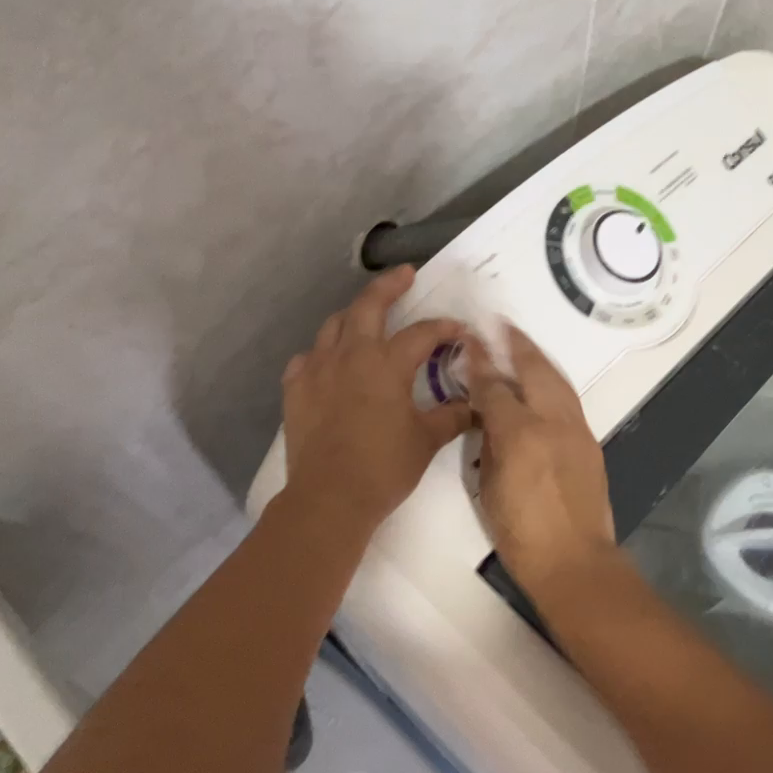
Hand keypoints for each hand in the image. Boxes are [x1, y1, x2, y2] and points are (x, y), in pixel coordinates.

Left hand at [281, 266, 470, 526]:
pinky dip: (323, 353)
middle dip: (389, 286)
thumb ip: (452, 416)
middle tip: (405, 275)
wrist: (330, 496)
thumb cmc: (385, 467)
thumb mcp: (427, 441)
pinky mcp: (296, 388)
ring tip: (365, 317)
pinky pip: (308, 357)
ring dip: (353, 316)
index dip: (445, 328)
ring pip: (333, 326)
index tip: (460, 332)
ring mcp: (317, 369)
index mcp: (387, 364)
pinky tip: (330, 364)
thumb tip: (475, 406)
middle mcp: (351, 355)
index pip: (422, 333)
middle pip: (368, 305)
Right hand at [466, 327, 617, 594]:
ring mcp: (577, 431)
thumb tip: (490, 417)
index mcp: (520, 435)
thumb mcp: (489, 488)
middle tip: (498, 324)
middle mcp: (552, 423)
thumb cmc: (521, 535)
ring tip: (519, 343)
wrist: (575, 562)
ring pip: (557, 380)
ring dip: (537, 358)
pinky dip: (552, 382)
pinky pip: (568, 400)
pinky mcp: (590, 443)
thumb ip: (489, 444)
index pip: (494, 388)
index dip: (478, 364)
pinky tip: (541, 382)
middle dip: (514, 344)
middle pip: (533, 369)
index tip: (467, 343)